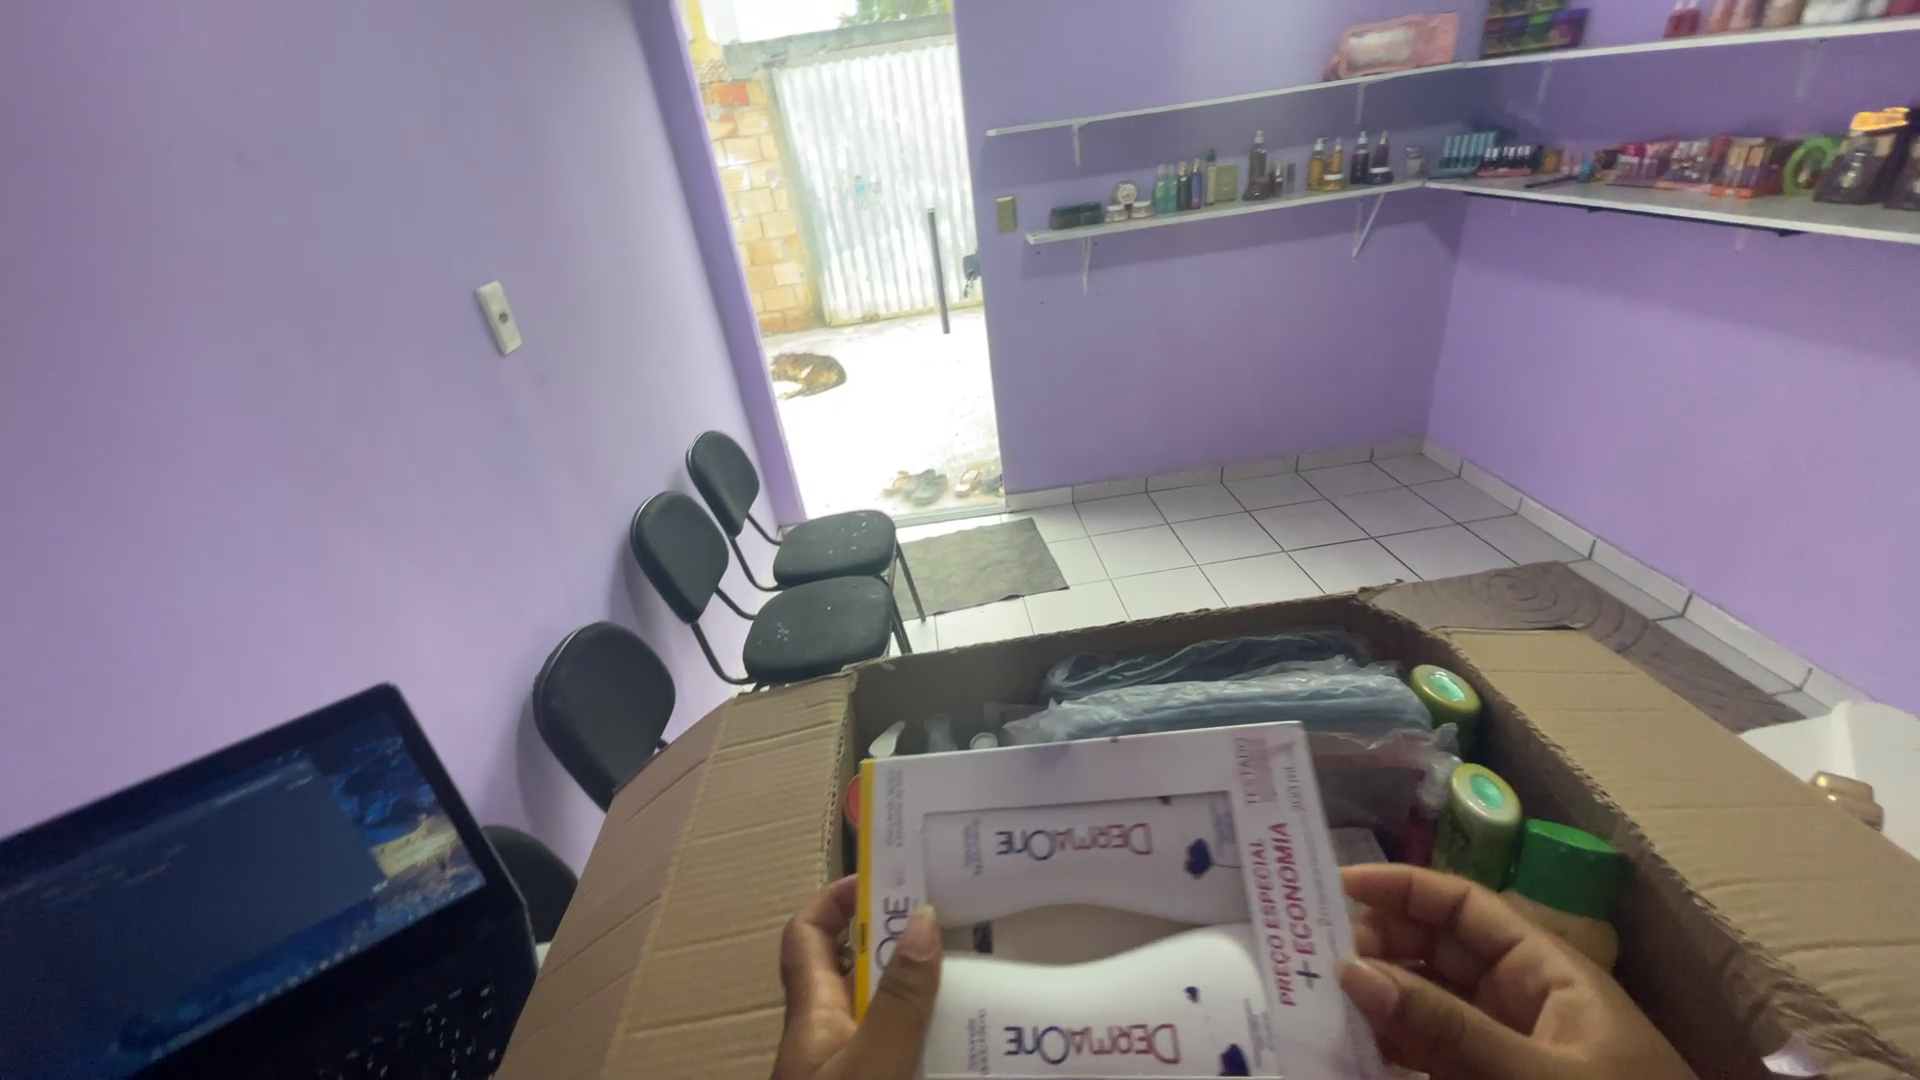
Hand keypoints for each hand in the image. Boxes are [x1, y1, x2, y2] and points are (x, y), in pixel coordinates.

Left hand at [772, 875, 942, 1079]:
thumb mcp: (871, 1063)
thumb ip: (898, 999)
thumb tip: (923, 915)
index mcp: (809, 1011)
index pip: (807, 932)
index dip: (838, 898)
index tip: (886, 881)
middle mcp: (823, 1032)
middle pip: (855, 966)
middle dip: (897, 941)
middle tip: (947, 925)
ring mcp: (843, 1064)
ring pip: (882, 1008)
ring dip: (918, 991)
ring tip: (969, 978)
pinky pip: (896, 1045)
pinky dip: (924, 1032)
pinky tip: (961, 1035)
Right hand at [1339, 863, 1696, 1079]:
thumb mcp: (1536, 1079)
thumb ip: (1445, 1027)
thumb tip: (1351, 971)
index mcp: (1547, 973)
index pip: (1463, 904)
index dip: (1403, 886)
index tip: (1340, 886)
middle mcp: (1520, 998)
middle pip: (1435, 946)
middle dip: (1380, 942)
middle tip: (1325, 955)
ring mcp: (1503, 1047)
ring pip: (1425, 998)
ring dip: (1378, 996)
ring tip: (1327, 1001)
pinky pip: (1427, 1049)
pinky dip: (1390, 1044)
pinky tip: (1355, 1048)